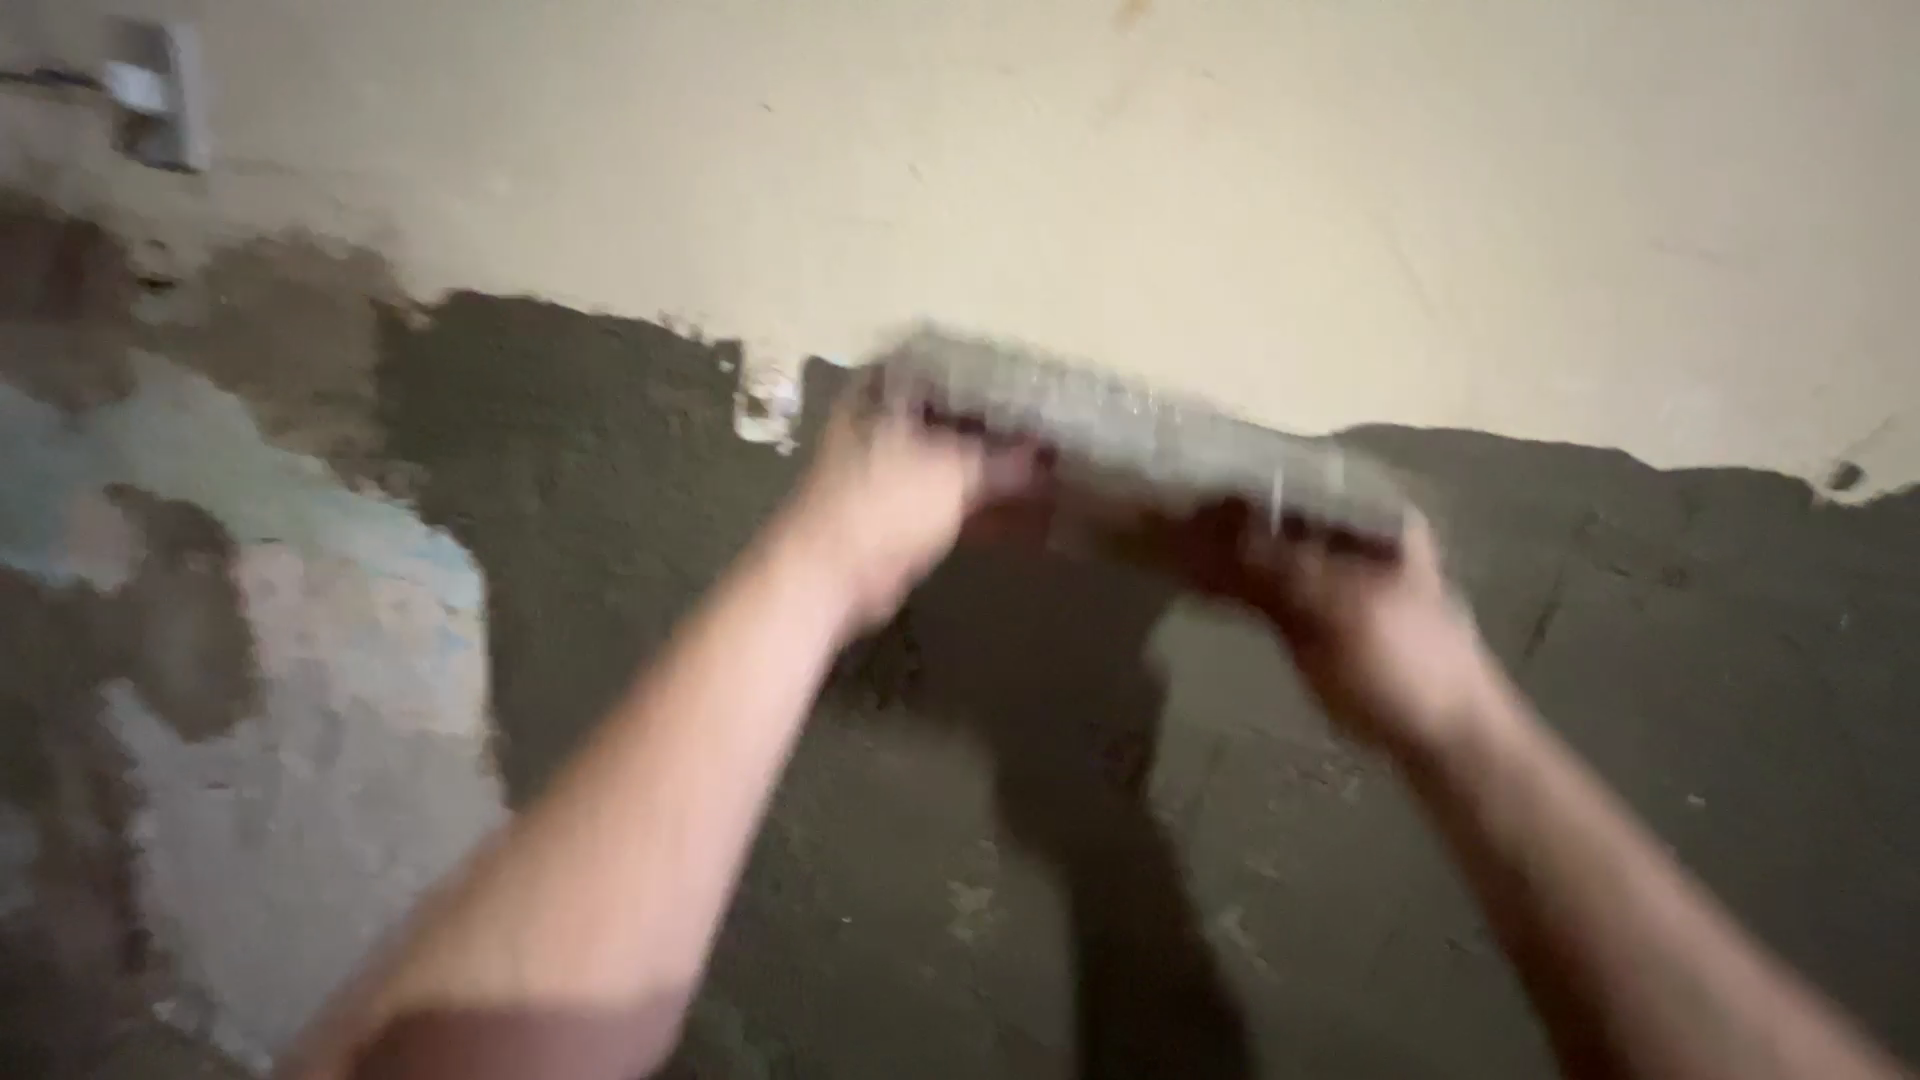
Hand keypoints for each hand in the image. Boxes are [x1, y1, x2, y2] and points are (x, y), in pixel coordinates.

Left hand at [775, 376, 1044, 632]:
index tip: (1036, 385)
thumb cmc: (884, 502)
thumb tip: (1045, 455)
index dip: (995, 378)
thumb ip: (1003, 459)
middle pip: (960, 421)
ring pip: (962, 467)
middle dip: (1009, 435)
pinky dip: (992, 513)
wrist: (828, 574)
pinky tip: (1036, 520)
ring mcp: (895, 472)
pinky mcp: (903, 517)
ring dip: (1006, 477)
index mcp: (888, 393)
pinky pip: (957, 506)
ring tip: (1057, 479)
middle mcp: (889, 424)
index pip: (950, 369)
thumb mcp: (952, 469)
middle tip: (1056, 438)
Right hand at [1173, 505, 1506, 755]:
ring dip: (1212, 554)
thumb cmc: (1409, 660)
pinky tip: (1187, 582)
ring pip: (1251, 557)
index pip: (1294, 490)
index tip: (1195, 492)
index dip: (1243, 491)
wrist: (1435, 734)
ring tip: (1165, 548)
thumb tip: (1223, 527)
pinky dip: (1219, 589)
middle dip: (1219, 522)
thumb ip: (1286, 564)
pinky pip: (1248, 593)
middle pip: (1266, 522)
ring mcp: (1314, 580)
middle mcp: (1337, 541)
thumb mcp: (1350, 606)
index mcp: (1368, 521)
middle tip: (1167, 520)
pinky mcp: (1293, 617)